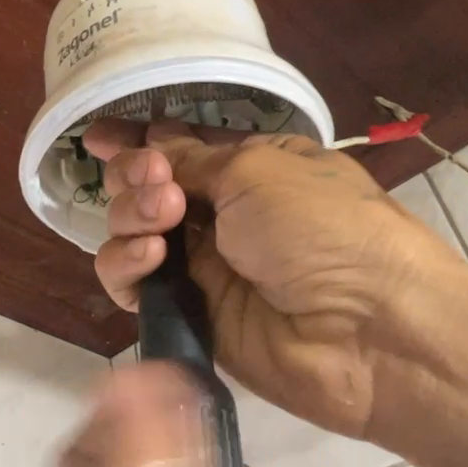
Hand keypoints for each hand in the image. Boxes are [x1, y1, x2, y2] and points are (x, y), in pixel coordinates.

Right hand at [84, 120, 462, 439]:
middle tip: (155, 182)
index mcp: (252, 166)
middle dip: (136, 174)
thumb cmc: (324, 227)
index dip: (138, 139)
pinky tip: (150, 257)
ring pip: (132, 231)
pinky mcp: (188, 310)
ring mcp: (203, 264)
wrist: (370, 331)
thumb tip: (153, 147)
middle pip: (147, 185)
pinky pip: (134, 281)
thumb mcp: (259, 171)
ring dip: (131, 215)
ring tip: (161, 219)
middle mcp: (224, 212)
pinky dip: (128, 264)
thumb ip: (192, 162)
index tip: (98, 136)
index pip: (181, 146)